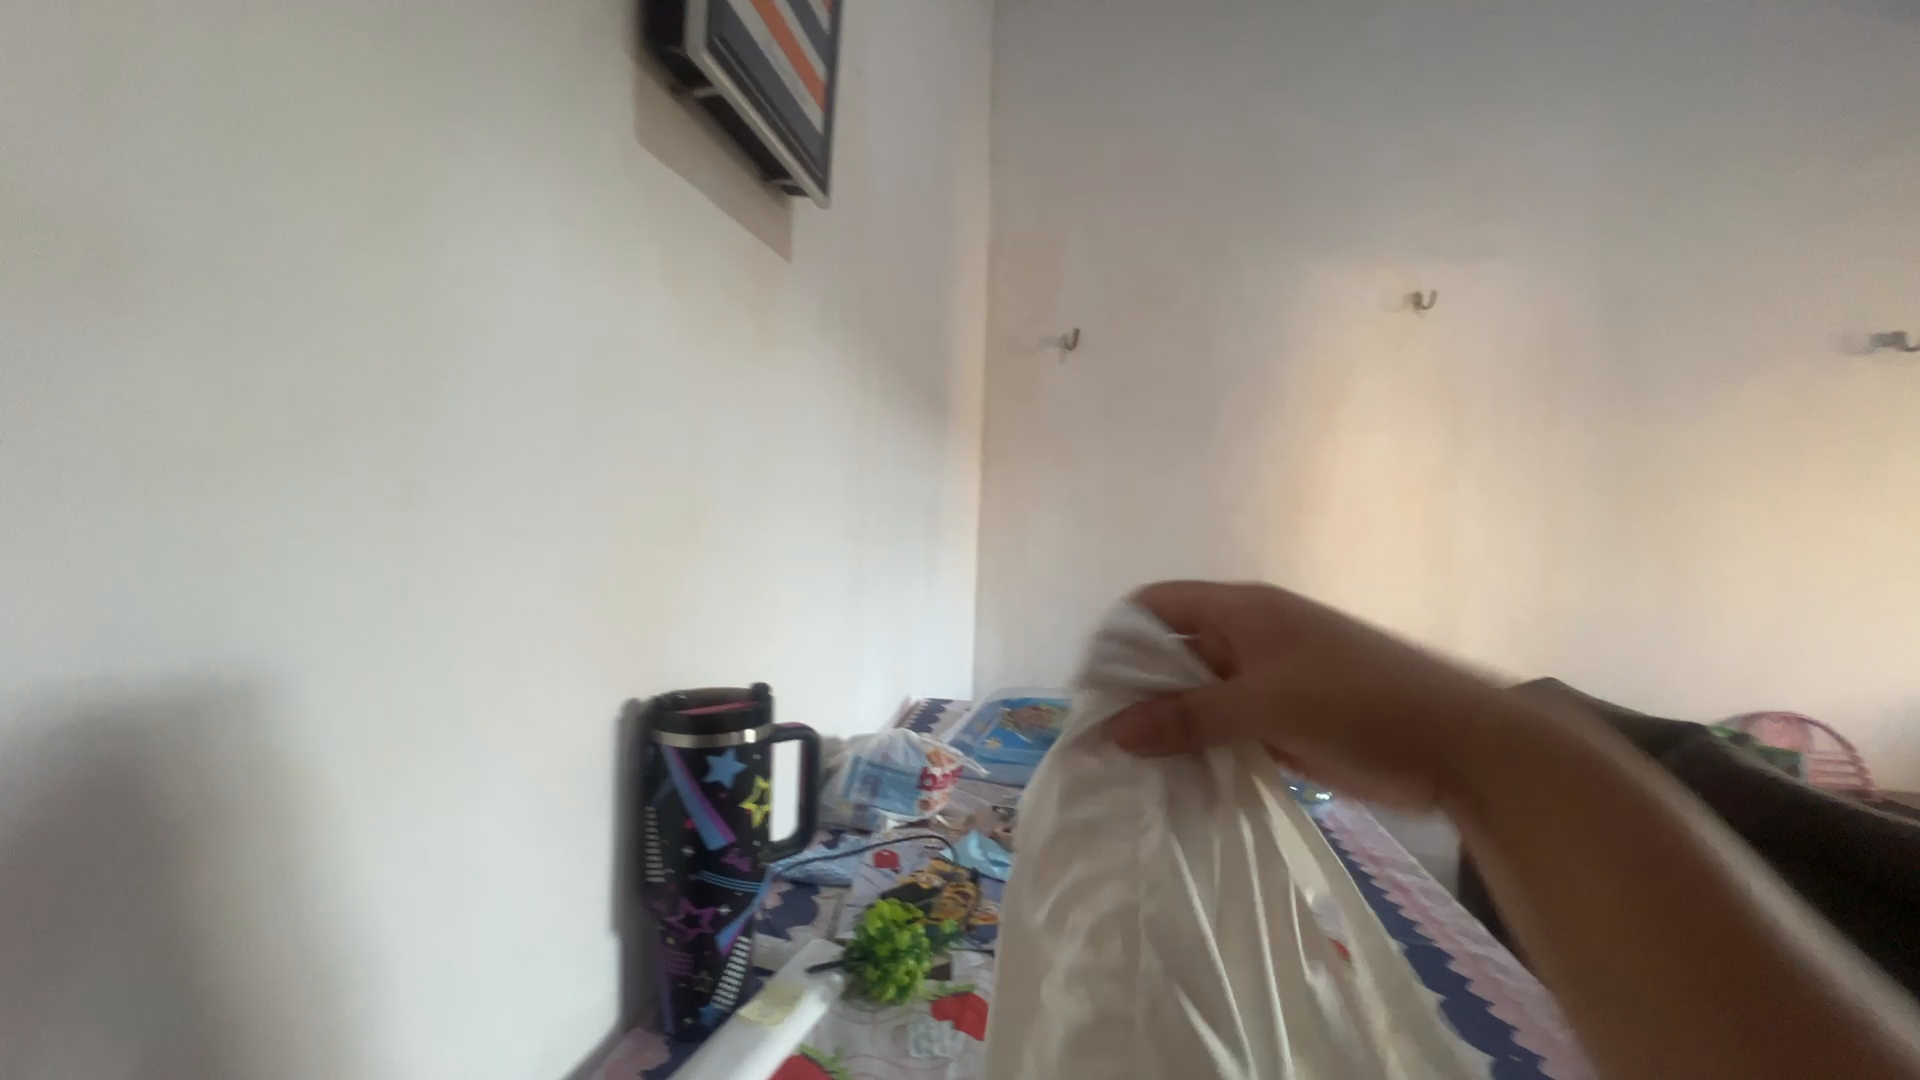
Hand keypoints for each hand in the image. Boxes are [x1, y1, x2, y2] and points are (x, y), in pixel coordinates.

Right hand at [1106, 580, 1533, 809]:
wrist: (1461, 748)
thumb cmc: (1358, 703)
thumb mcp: (1265, 705)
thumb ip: (1187, 717)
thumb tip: (1112, 732)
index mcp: (1241, 610)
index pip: (1157, 605)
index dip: (1120, 636)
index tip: (1092, 684)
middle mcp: (1246, 637)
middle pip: (1172, 651)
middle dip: (1137, 687)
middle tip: (1102, 734)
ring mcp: (1264, 679)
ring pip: (1195, 693)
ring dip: (1167, 721)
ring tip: (1128, 763)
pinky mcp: (1280, 718)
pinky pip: (1222, 725)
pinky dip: (1198, 744)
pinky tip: (1173, 776)